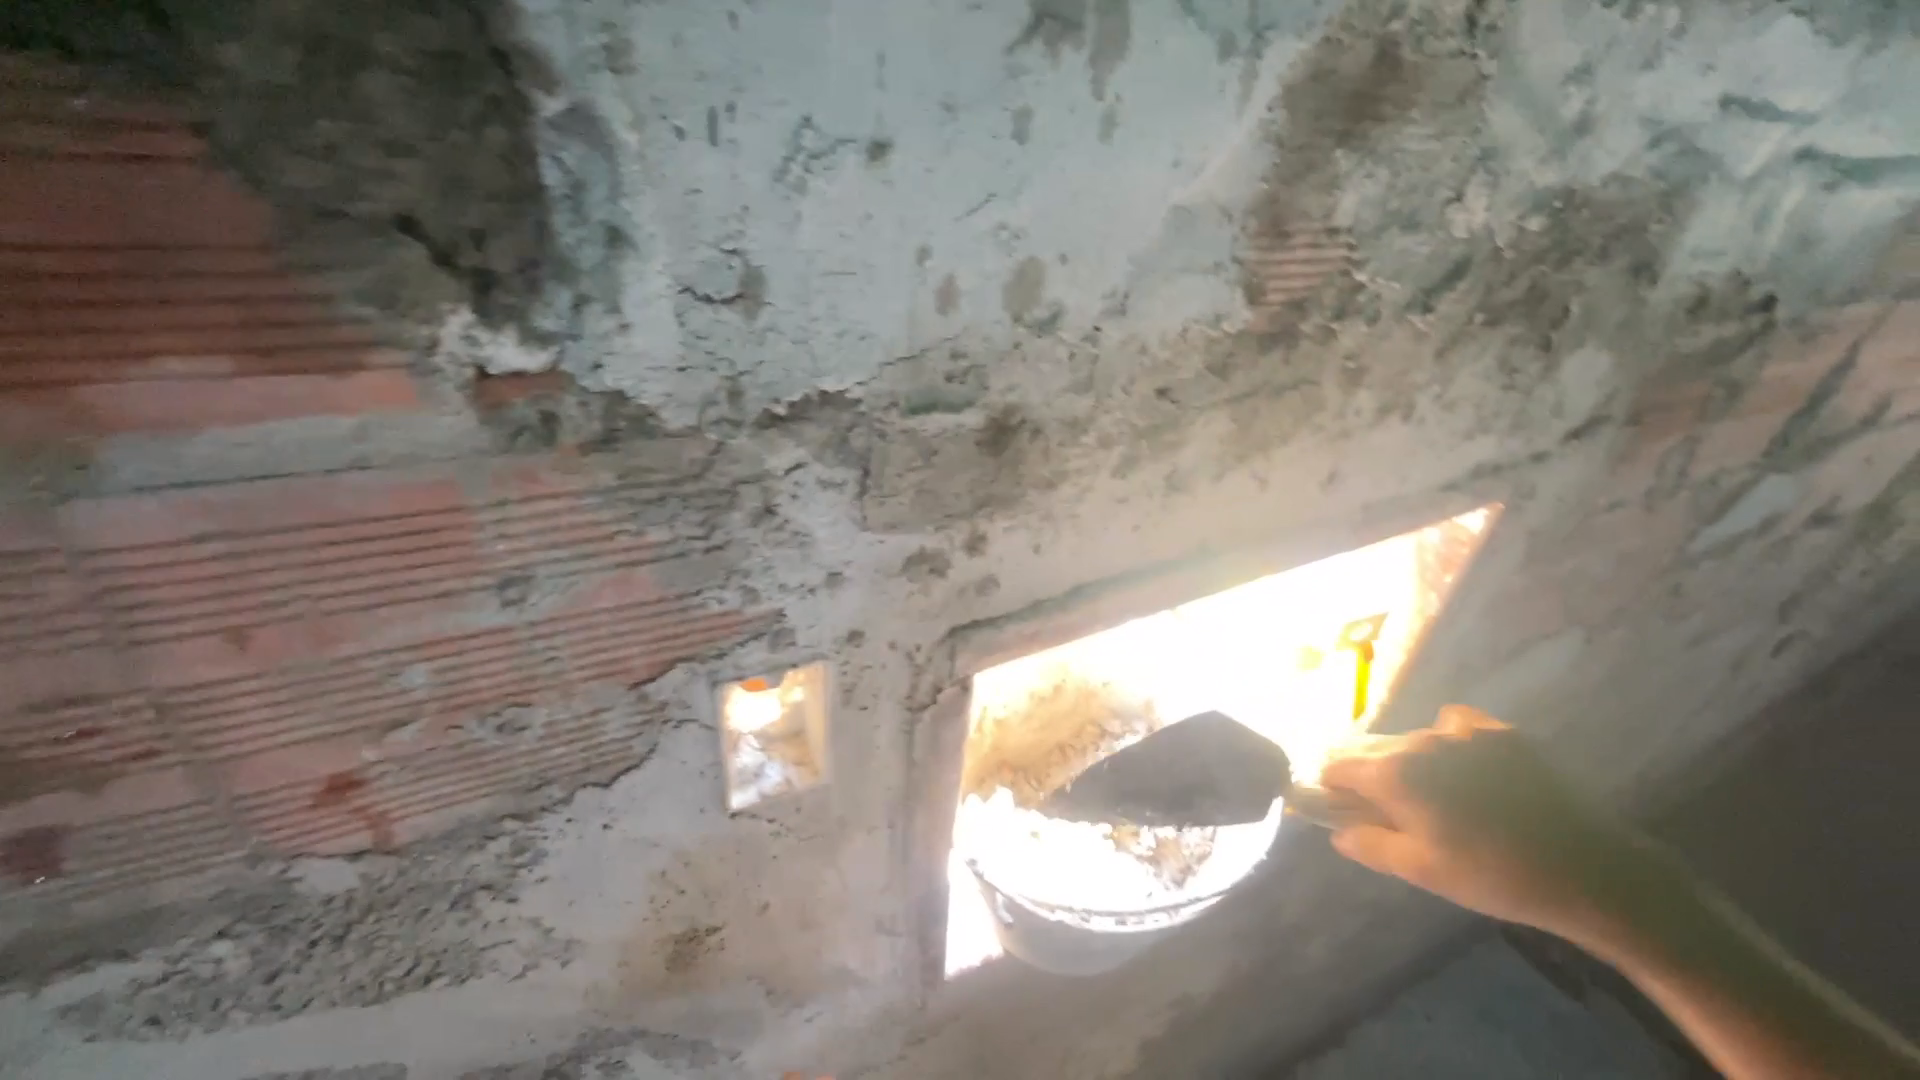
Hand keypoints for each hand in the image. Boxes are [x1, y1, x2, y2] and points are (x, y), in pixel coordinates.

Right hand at [1318, 705, 1639, 937]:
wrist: (1589, 870)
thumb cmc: (1494, 875)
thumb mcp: (1421, 871)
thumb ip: (1368, 844)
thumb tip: (1337, 830)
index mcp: (1394, 773)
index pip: (1337, 766)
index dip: (1333, 789)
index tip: (1345, 812)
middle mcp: (1420, 739)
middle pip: (1373, 751)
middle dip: (1372, 778)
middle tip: (1395, 815)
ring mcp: (1464, 731)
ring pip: (1414, 740)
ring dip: (1411, 763)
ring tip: (1439, 799)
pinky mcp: (1502, 732)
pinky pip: (1455, 726)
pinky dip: (1449, 743)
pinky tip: (1468, 771)